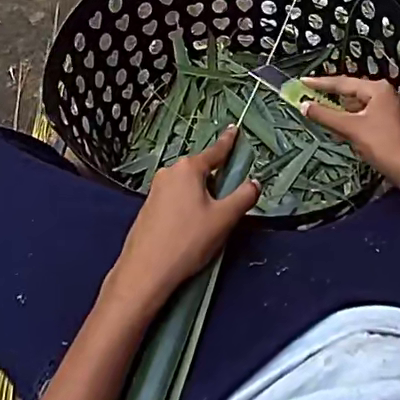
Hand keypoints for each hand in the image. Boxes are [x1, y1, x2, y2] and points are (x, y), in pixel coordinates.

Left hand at [101, 126, 259, 321]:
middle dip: (217, 181)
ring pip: (188, 186)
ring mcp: (156, 190)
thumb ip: (243, 197)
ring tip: (210, 222)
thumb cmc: (188, 240)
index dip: (229, 141)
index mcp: (188, 169)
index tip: (235, 129)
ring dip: (202, 196)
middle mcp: (169, 173)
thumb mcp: (224, 219)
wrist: (146, 270)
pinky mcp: (149, 207)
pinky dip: (188, 206)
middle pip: (202, 170)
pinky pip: (176, 199)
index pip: (215, 151)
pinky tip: (191, 229)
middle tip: (229, 202)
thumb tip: (254, 183)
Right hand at [299, 76, 399, 181]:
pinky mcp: (394, 125)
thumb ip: (325, 116)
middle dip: (332, 100)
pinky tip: (346, 133)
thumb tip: (304, 105)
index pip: (342, 83)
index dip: (320, 83)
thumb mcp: (350, 128)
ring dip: (343, 115)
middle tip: (312, 100)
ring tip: (327, 119)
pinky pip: (368, 118)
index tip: (303, 81)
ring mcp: (392, 110)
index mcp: (377, 89)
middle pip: (352, 94)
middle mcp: (387, 95)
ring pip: (360, 108)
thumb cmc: (382, 144)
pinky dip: (354, 123)